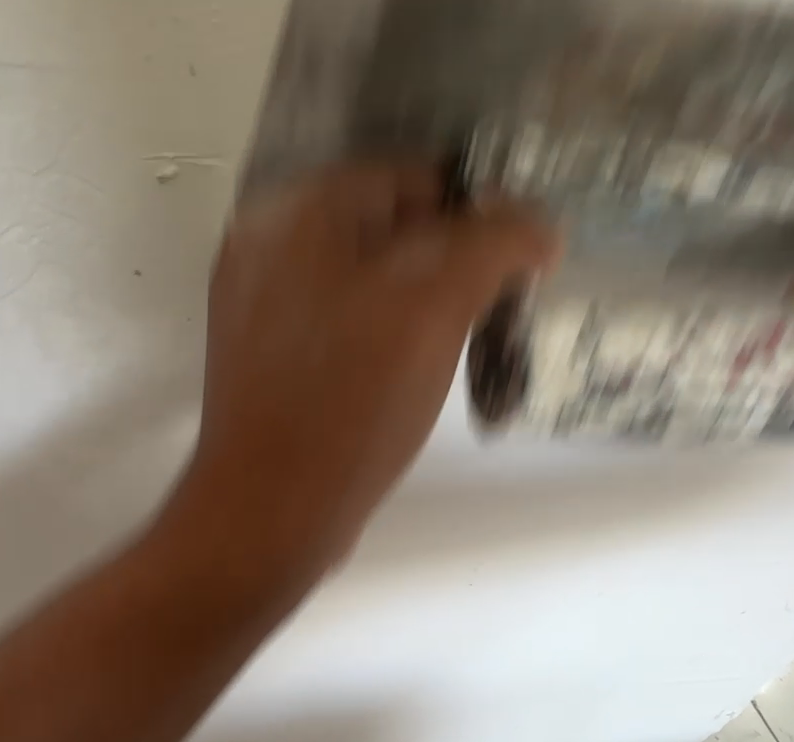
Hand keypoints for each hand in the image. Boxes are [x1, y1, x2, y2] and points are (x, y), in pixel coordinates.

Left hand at [166, 162, 558, 573]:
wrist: (270, 512)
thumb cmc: (351, 400)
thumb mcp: (434, 307)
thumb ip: (492, 246)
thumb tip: (536, 228)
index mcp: (294, 213)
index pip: (409, 178)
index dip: (474, 214)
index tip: (513, 268)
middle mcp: (264, 250)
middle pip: (384, 232)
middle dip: (445, 265)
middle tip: (487, 315)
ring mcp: (258, 311)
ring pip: (363, 285)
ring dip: (415, 308)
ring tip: (451, 351)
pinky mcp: (265, 364)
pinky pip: (338, 329)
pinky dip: (378, 341)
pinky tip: (404, 379)